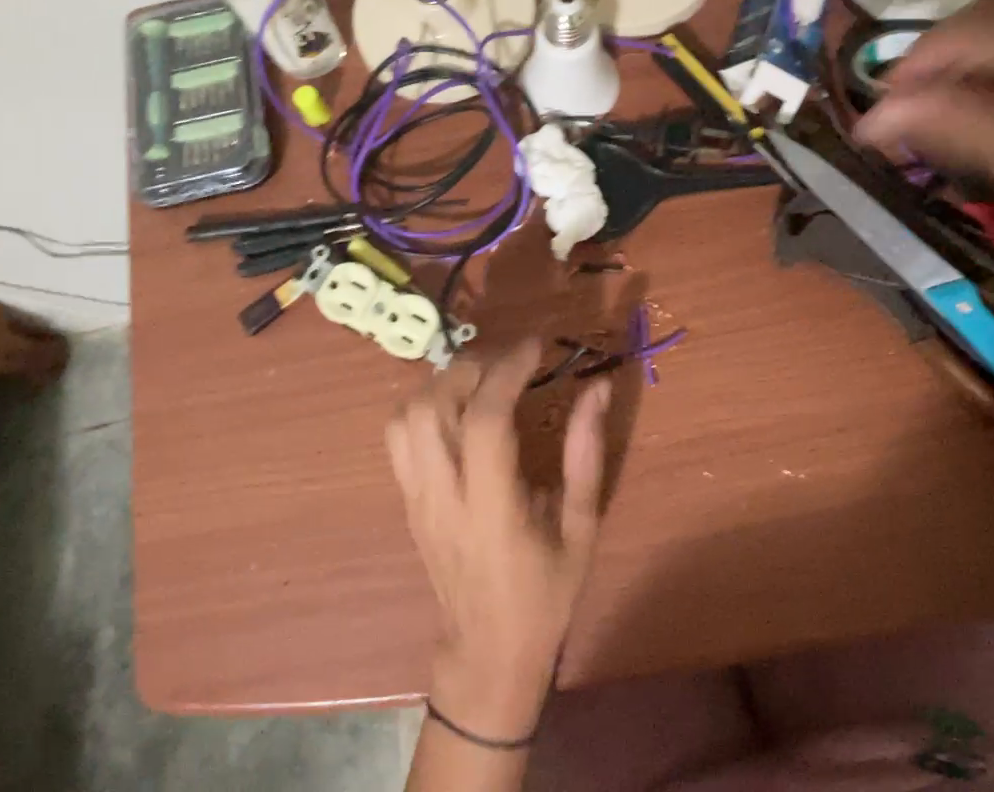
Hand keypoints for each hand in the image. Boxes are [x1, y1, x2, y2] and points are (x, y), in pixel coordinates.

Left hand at [385, 341, 610, 739]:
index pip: (485, 420)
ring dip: (441, 384)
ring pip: (405, 417)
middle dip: (469, 368)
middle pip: (431, 407)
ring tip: (481, 380)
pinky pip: (398, 438)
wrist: (488, 648)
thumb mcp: (581, 528)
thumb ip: (585, 455)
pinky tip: (457, 409)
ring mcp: (415, 498)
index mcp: (492, 509)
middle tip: (508, 360)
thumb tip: (596, 389)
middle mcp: (443, 497)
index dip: (508, 370)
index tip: (536, 345)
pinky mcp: (406, 500)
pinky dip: (423, 406)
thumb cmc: (545, 594)